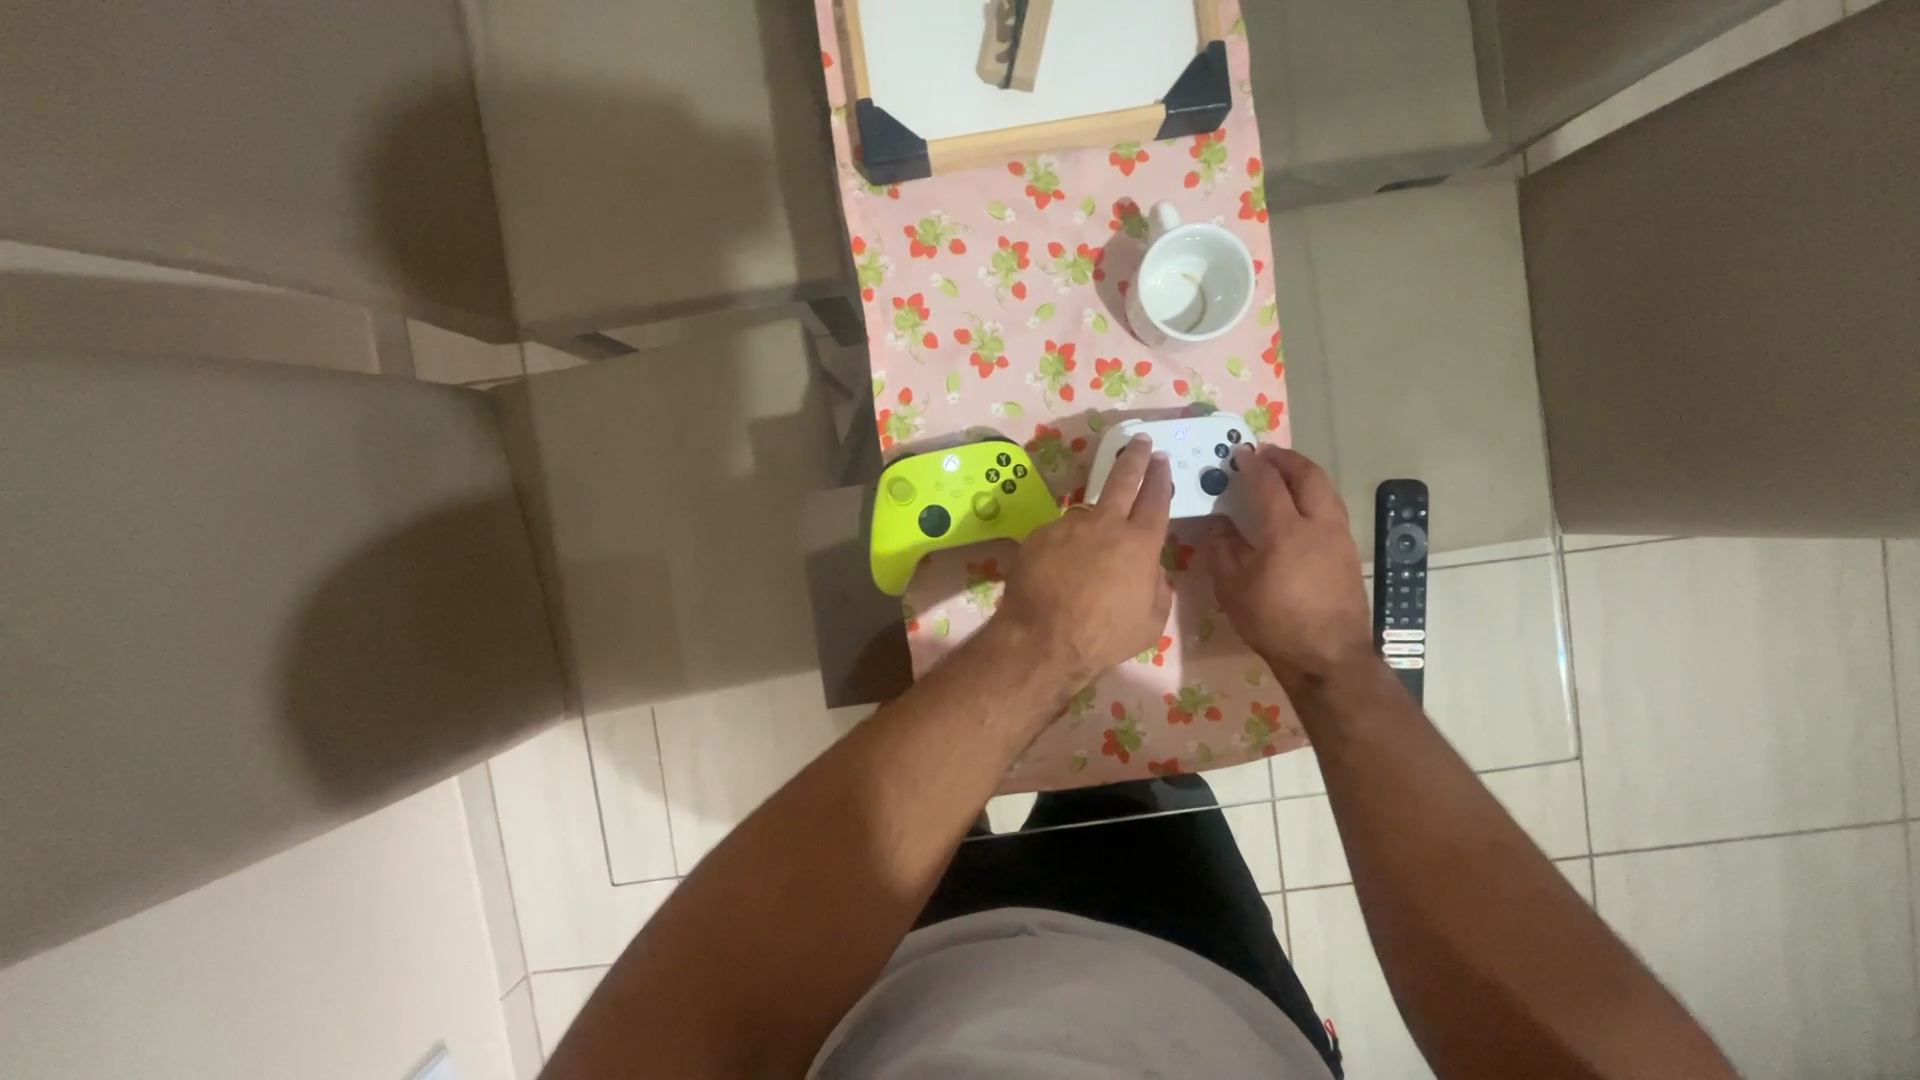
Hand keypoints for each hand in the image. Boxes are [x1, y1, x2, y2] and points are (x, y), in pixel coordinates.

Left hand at [995, 435, 1174, 686]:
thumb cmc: (1103, 637)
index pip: (1156, 499)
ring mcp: (1068, 526)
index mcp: (1140, 543)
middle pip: (1123, 480)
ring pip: (1086, 513)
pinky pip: (1057, 534)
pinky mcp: (1039, 535)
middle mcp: (1105, 525)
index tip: (1161, 459)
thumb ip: (1158, 590)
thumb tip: (1153, 572)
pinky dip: (1062, 546)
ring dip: (1092, 521)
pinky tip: (1058, 570)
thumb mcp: (1150, 623)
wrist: (1042, 639)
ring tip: (1088, 550)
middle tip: (1139, 442)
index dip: (1160, 477)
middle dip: (1134, 458)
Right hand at [1206, 445, 1372, 689]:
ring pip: (1327, 490)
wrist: (1328, 656)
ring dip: (1305, 474)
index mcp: (1285, 531)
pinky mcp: (1349, 553)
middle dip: (1287, 459)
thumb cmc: (1274, 623)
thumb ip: (1223, 550)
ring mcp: (1339, 538)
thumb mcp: (1233, 589)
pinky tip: (1302, 508)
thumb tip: (1217, 523)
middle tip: (1267, 453)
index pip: (1268, 484)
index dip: (1252, 465)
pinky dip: (1316, 496)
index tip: (1239, 455)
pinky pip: (1333, 509)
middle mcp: (1318, 525)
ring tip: (1286, 473)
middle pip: (1308, 476)